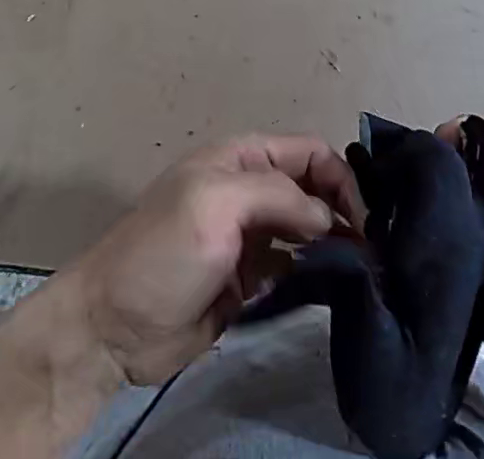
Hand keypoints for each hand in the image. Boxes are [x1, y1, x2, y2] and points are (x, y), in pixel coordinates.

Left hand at [0, 135, 363, 458]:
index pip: (309, 152)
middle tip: (372, 247)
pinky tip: (337, 283)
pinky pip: (297, 263)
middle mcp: (251, 189)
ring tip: (365, 267)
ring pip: (310, 226)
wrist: (111, 330)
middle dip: (345, 209)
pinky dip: (319, 269)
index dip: (341, 178)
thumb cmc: (160, 254)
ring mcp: (252, 234)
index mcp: (241, 159)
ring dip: (337, 241)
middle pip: (314, 188)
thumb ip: (277, 197)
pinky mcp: (251, 276)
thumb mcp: (214, 206)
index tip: (365, 218)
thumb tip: (330, 217)